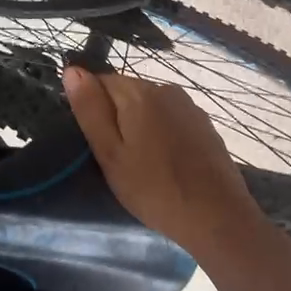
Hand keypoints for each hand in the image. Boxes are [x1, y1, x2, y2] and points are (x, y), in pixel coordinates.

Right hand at [63, 66, 268, 255]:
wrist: (218, 220)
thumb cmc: (155, 189)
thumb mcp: (110, 153)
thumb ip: (90, 109)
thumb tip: (72, 70)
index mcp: (137, 92)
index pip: (99, 82)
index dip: (92, 109)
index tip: (97, 141)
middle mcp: (164, 89)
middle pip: (125, 92)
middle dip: (116, 116)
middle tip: (117, 157)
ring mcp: (188, 107)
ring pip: (148, 106)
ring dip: (139, 124)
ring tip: (141, 162)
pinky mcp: (204, 125)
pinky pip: (170, 118)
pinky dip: (161, 133)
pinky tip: (165, 162)